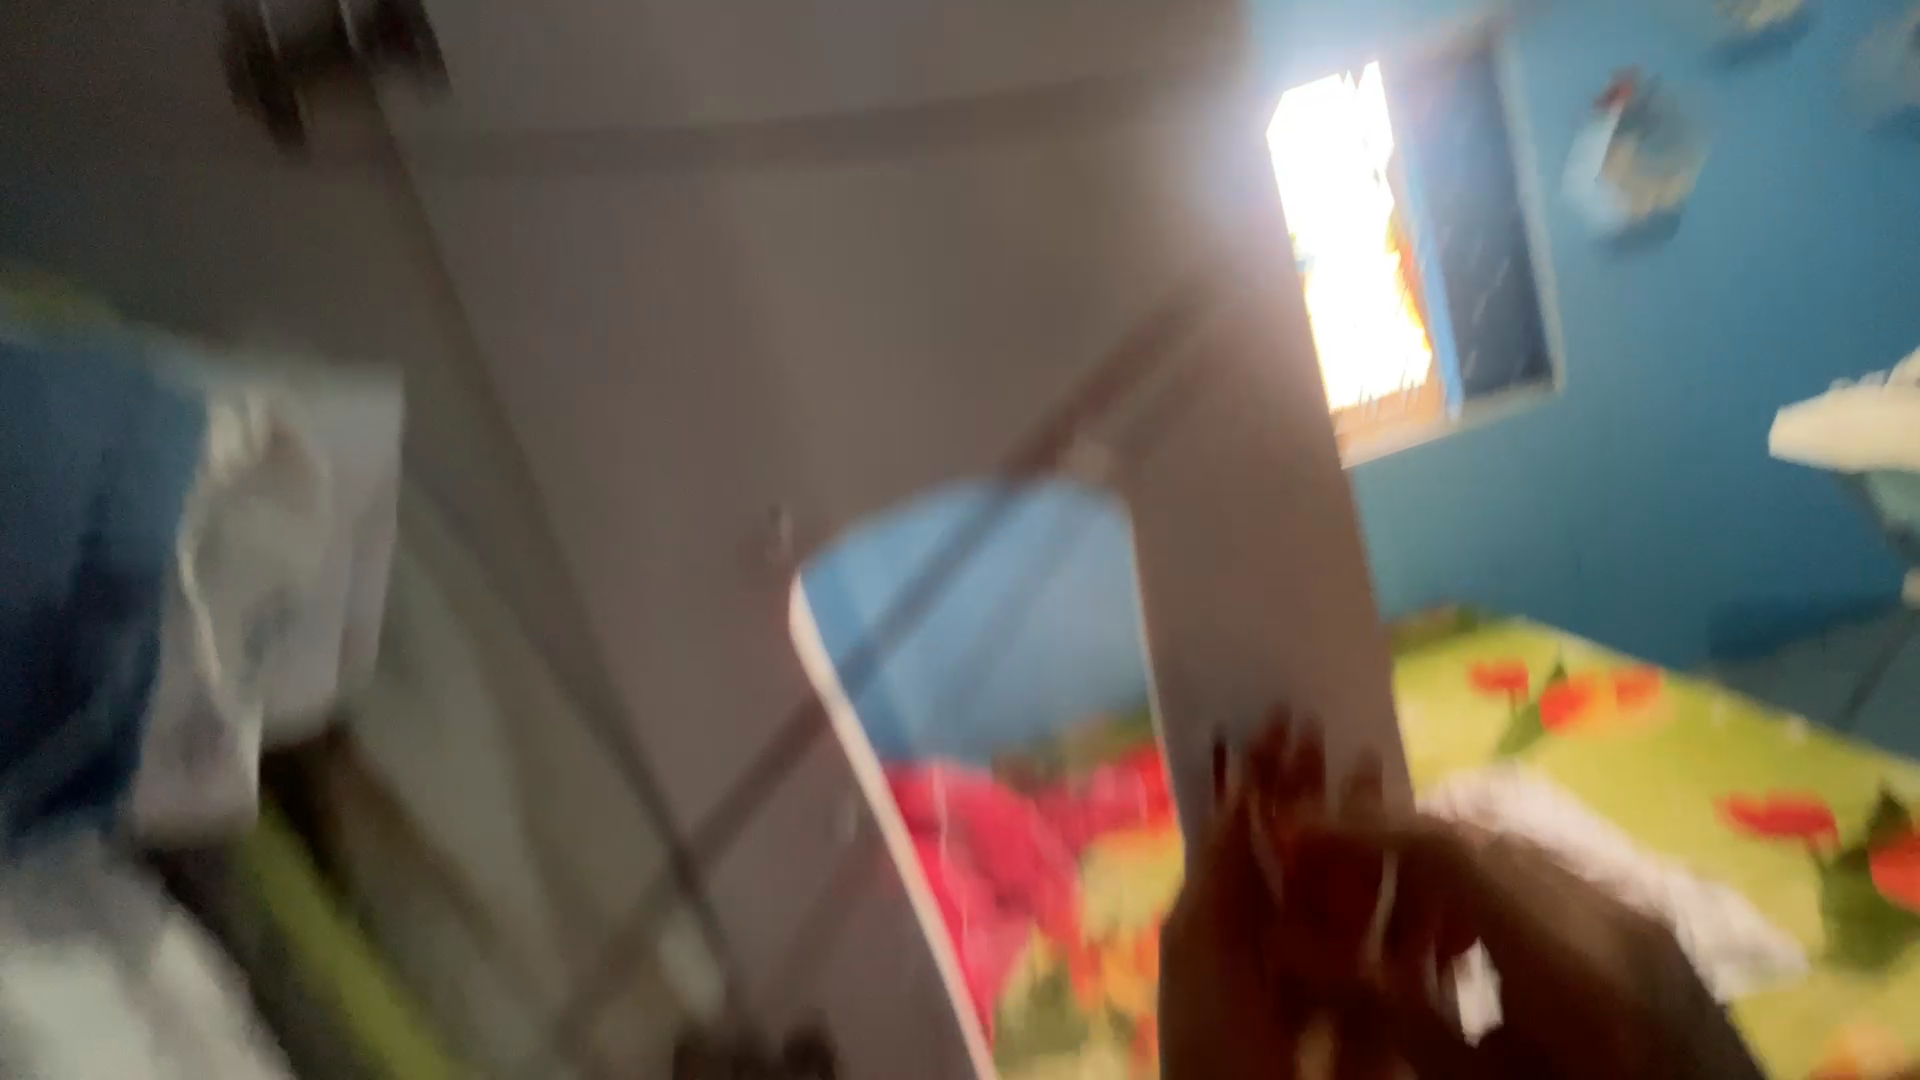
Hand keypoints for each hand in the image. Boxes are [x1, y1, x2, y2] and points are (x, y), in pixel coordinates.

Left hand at [1158, 710, 1406, 1079]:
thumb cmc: (1210, 1037)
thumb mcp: (1200, 945)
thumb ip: (1222, 866)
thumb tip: (1238, 788)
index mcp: (1227, 905)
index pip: (1244, 822)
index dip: (1257, 771)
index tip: (1273, 721)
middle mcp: (1277, 919)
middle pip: (1298, 837)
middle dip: (1307, 782)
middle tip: (1318, 726)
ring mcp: (1329, 954)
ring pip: (1350, 872)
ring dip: (1363, 821)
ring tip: (1374, 763)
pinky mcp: (1380, 996)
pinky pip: (1400, 936)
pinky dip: (1414, 891)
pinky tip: (1425, 848)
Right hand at [1323, 816, 1766, 1079]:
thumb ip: (1381, 1007)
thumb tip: (1283, 944)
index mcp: (1572, 961)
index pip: (1446, 850)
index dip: (1360, 829)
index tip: (1296, 830)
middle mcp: (1607, 913)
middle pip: (1467, 838)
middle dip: (1385, 842)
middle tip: (1328, 870)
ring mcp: (1632, 909)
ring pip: (1498, 846)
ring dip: (1430, 863)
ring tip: (1395, 917)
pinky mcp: (1640, 918)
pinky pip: (1535, 870)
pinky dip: (1478, 883)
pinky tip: (1464, 937)